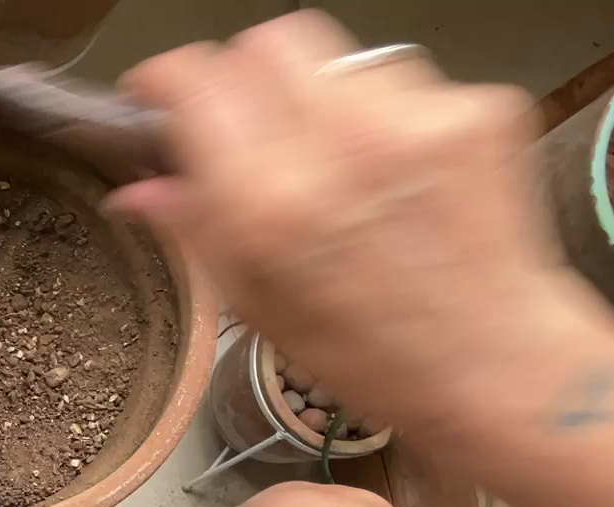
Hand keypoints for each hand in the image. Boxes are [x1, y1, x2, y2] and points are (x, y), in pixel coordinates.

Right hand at [112, 13, 595, 432]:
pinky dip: (371, 114)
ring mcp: (416, 119)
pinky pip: (396, 81)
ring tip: (321, 161)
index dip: (166, 77)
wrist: (479, 358)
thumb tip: (134, 193)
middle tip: (234, 119)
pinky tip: (377, 170)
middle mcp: (339, 147)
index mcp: (268, 207)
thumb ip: (192, 228)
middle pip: (265, 43)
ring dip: (307, 96)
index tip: (155, 88)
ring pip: (331, 58)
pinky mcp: (474, 109)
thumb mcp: (250, 300)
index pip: (200, 84)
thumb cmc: (357, 348)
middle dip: (237, 73)